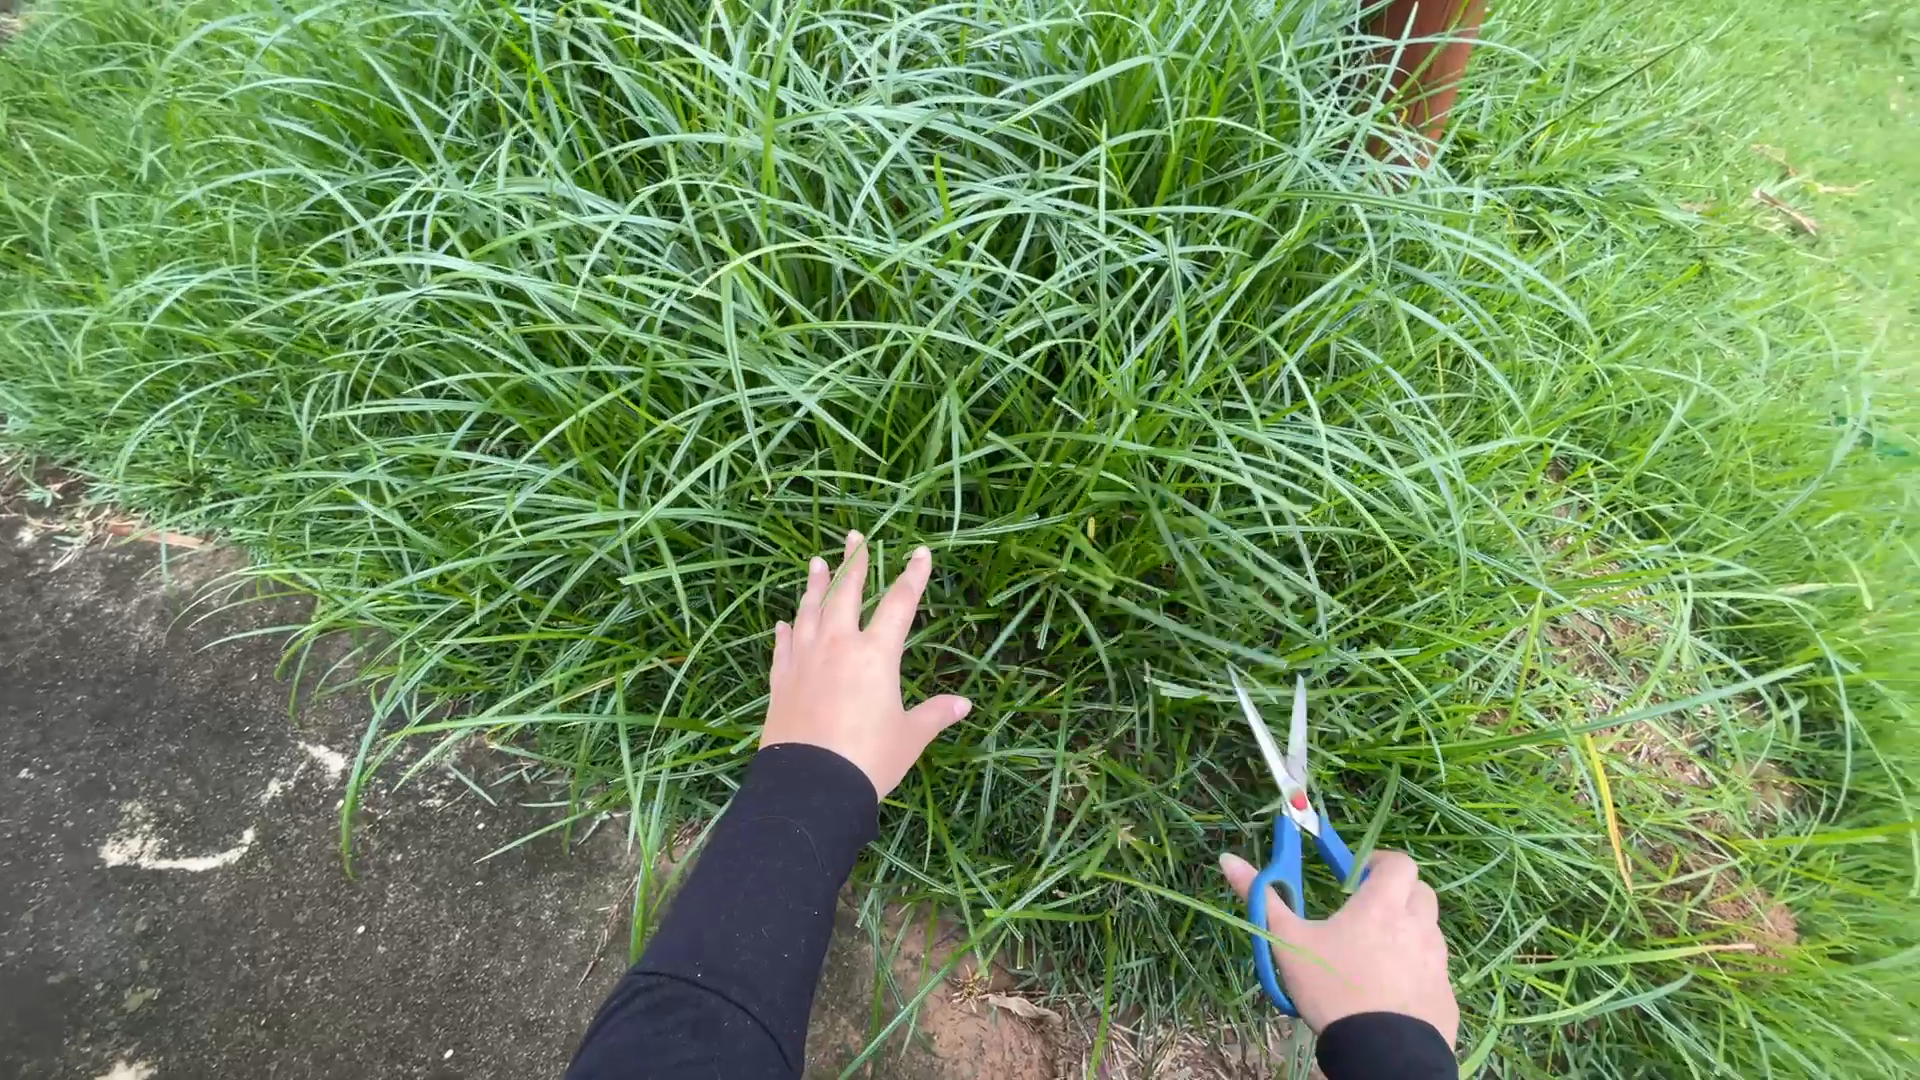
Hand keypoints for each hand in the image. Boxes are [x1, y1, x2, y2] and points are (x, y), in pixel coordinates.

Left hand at [762, 530, 971, 797]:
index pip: (900, 604)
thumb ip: (935, 715)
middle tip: (854, 536)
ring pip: (810, 611)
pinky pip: (782, 646)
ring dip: (815, 584)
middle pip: (847, 593)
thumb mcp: (910, 737)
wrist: (810, 787)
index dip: (913, 576)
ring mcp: (805, 660)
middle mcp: (838, 646)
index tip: (920, 552)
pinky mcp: (781, 680)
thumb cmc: (869, 760)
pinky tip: (784, 621)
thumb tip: (964, 704)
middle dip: (854, 563)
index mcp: (876, 654)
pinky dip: (785, 630)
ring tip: (816, 562)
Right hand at [1219, 849, 1458, 1046]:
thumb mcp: (1287, 941)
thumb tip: (1226, 857)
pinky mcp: (1445, 996)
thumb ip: (1260, 896)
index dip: (1379, 862)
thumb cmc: (1332, 988)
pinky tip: (1389, 986)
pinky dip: (1416, 965)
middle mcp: (1416, 927)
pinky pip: (1434, 967)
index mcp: (1381, 906)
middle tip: (1366, 906)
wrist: (1382, 1058)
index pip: (1399, 863)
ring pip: (1430, 929)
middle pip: (1420, 891)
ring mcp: (1435, 963)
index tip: (1356, 875)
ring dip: (1408, 926)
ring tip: (1375, 948)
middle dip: (1397, 891)